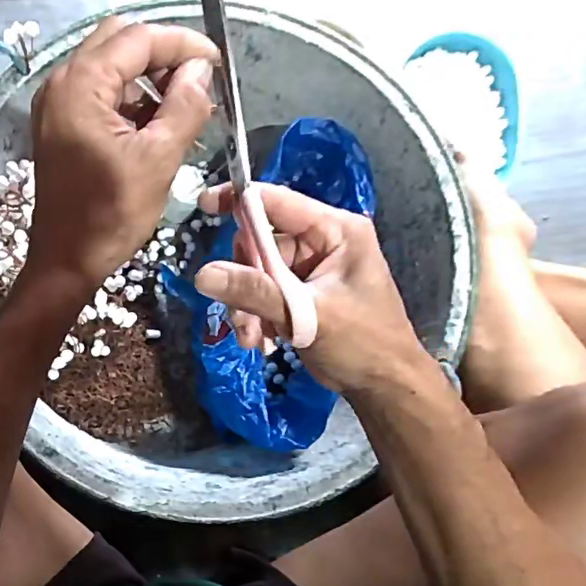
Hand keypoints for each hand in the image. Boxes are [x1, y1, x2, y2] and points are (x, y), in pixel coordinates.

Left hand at [22, 17, 218, 293]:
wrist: (66, 262)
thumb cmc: (110, 216)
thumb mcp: (159, 160)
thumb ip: (185, 106)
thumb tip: (200, 70)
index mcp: (80, 86)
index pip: (138, 38)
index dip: (182, 44)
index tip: (216, 64)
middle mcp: (60, 85)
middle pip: (119, 43)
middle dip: (163, 57)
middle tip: (197, 85)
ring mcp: (56, 107)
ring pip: (110, 69)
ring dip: (148, 81)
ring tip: (183, 111)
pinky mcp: (59, 128)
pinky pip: (99, 97)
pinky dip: (129, 103)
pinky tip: (157, 126)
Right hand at [193, 182, 428, 390]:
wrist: (382, 384)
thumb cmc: (362, 342)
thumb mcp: (306, 315)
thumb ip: (255, 292)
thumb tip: (203, 274)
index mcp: (335, 231)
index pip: (277, 202)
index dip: (238, 201)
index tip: (202, 205)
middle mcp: (320, 243)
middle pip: (259, 243)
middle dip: (242, 280)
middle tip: (240, 316)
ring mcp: (307, 271)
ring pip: (255, 274)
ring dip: (245, 307)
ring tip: (252, 338)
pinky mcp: (298, 296)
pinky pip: (261, 296)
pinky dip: (254, 318)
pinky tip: (261, 341)